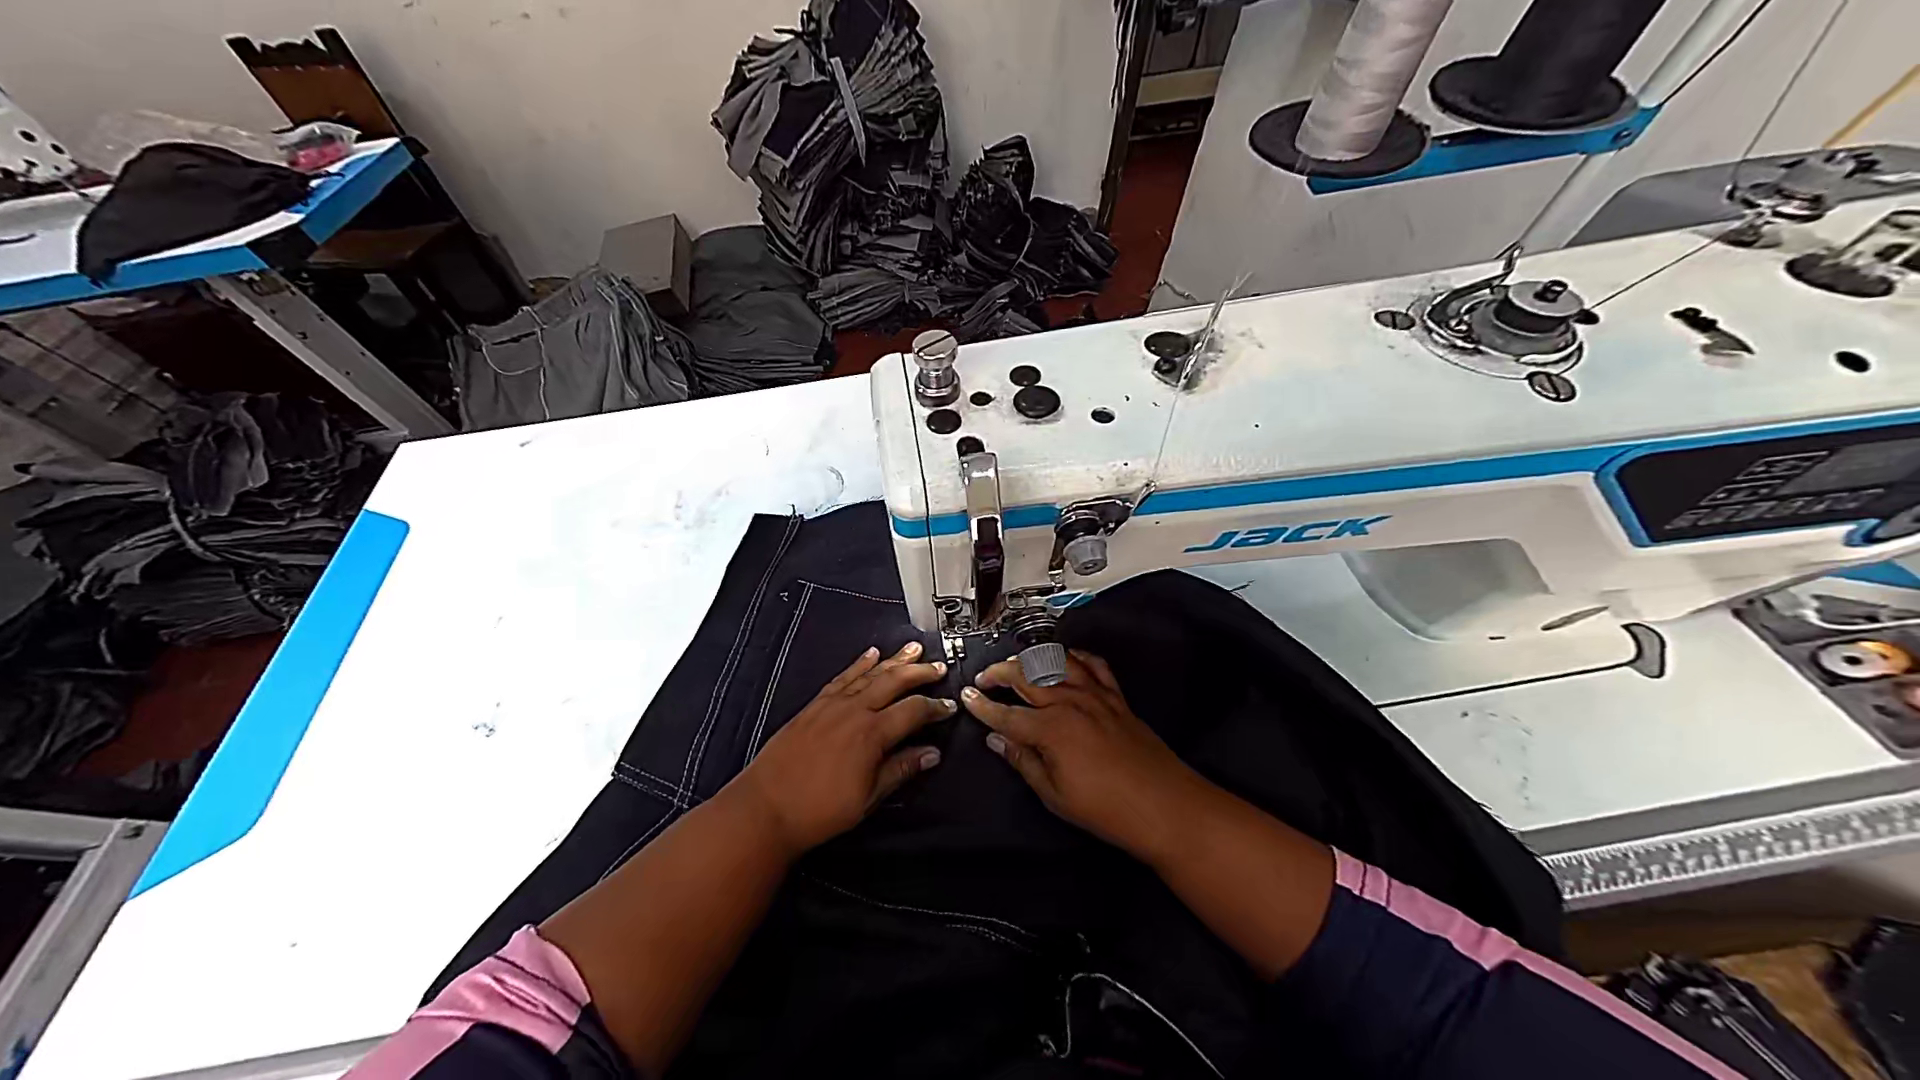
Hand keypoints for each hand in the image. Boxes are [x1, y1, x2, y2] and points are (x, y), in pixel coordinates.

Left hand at [729, 641, 954, 856]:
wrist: (765, 807)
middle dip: (919, 672)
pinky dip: (859, 664)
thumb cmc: (817, 810)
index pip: (913, 711)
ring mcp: (832, 705)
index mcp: (871, 734)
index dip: (935, 708)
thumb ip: (901, 769)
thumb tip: (930, 754)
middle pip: (894, 682)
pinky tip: (870, 655)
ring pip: (870, 674)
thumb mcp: (868, 797)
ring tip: (913, 649)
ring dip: (894, 660)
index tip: (949, 708)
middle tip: (938, 667)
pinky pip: (843, 677)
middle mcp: (853, 711)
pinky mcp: (814, 706)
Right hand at [961, 650, 1211, 863]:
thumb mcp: (1055, 795)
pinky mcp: (1116, 698)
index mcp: (1052, 729)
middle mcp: (1072, 703)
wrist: (1165, 807)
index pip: (1005, 713)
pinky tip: (1065, 659)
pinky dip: (1075, 657)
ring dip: (1031, 659)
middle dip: (999, 673)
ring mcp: (1096, 697)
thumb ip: (1023, 762)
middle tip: (984, 678)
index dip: (982, 706)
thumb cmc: (1111, 809)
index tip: (969, 699)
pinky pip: (1093, 665)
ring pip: (1056, 662)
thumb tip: (1000, 742)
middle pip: (1026, 676)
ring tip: (1017, 664)